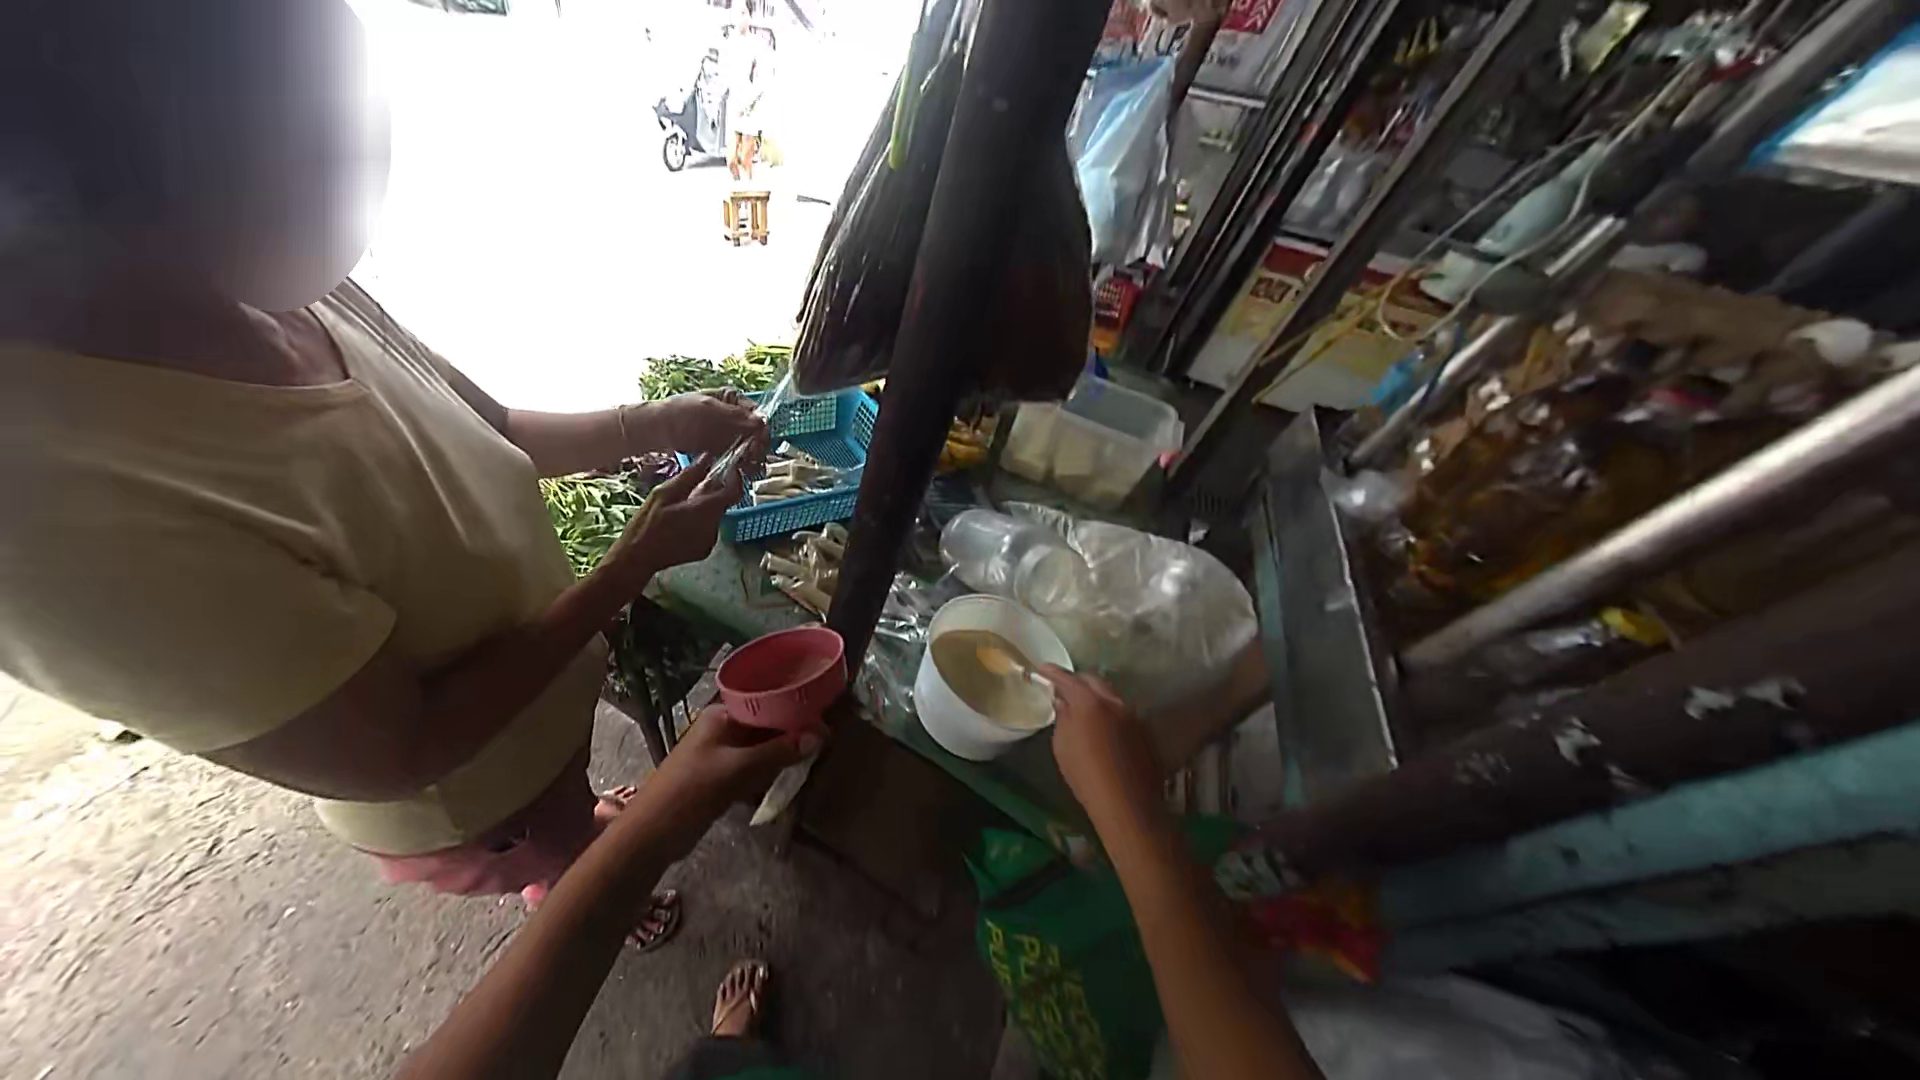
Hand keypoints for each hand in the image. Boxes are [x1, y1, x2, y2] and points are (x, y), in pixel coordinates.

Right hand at [603, 456, 739, 588]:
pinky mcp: (705, 550)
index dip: (735, 477)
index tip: (729, 468)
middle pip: (722, 503)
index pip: (734, 491)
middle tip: (694, 484)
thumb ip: (689, 476)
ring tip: (680, 506)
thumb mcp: (663, 494)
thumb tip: (707, 458)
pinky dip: (700, 521)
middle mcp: (714, 526)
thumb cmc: (647, 524)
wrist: (637, 559)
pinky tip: (680, 522)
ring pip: (715, 516)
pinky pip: (708, 529)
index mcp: (706, 510)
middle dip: (712, 491)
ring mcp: (711, 540)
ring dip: (704, 507)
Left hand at [633, 391, 766, 456]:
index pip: (756, 413)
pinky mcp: (720, 446)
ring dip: (752, 457)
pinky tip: (743, 470)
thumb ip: (736, 416)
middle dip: (758, 445)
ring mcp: (727, 431)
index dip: (761, 429)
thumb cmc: (679, 413)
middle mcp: (733, 415)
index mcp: (731, 399)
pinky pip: (738, 455)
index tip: (759, 442)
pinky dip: (743, 463)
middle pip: (756, 431)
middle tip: (752, 457)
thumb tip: (762, 420)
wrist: (656, 429)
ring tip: (749, 467)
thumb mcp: (708, 410)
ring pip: (749, 445)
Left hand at [636, 705, 820, 833]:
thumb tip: (818, 736)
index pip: (766, 702)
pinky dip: (768, 771)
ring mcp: (720, 753)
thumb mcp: (738, 770)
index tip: (822, 721)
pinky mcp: (720, 776)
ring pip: (761, 747)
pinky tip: (786, 778)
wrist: (649, 837)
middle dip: (791, 734)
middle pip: (765, 725)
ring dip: (781, 754)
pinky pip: (752, 767)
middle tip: (822, 743)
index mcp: (722, 715)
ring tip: (811, 759)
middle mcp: (722, 728)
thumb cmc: (690, 793)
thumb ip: (778, 752)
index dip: (794, 711)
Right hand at [1044, 666, 1162, 826]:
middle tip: (1063, 687)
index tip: (1043, 669)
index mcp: (1089, 701)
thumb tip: (1063, 701)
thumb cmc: (1085, 774)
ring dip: (1095, 695)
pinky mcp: (1143, 729)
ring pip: (1110, 694)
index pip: (1068, 679)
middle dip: (1077, 680)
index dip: (1053, 673)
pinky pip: (1121, 710)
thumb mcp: (1062, 745)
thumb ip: (1063, 717)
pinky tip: (1103, 723)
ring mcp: (1132, 714)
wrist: (1126, 803)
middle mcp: (1114, 701)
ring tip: (1083, 704)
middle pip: (1093, 680)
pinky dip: (1109, 710)